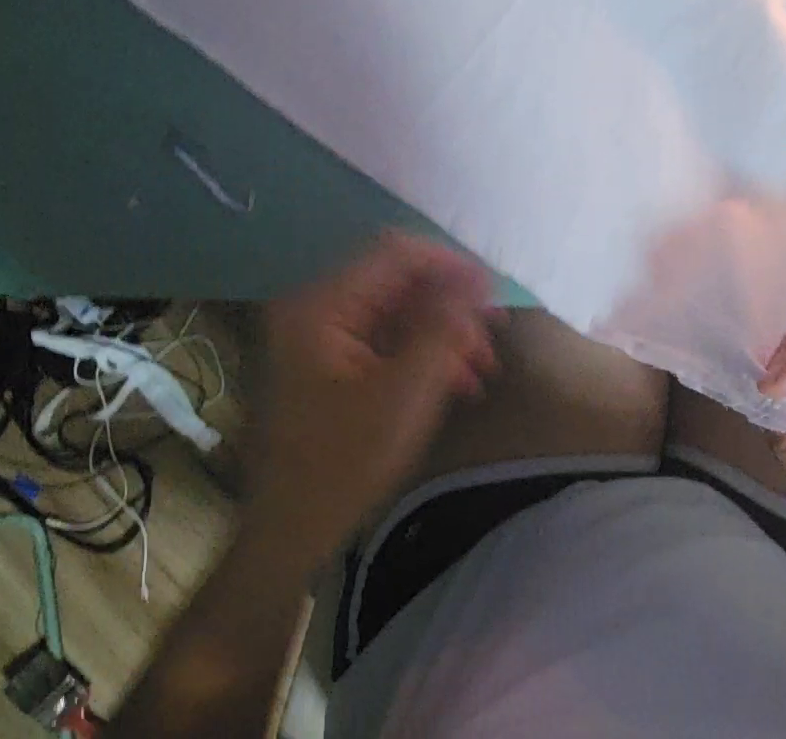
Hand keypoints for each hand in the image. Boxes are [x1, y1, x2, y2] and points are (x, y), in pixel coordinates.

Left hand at [244, 232, 496, 561]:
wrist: (291, 531)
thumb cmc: (344, 462)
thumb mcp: (404, 393)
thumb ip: (442, 328)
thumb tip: (475, 280)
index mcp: (323, 306)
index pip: (396, 255)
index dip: (450, 266)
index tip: (494, 295)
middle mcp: (318, 309)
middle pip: (400, 284)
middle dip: (452, 307)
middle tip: (494, 335)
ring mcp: (323, 337)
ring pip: (400, 313)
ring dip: (444, 334)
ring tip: (483, 366)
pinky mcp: (333, 364)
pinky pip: (389, 341)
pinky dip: (425, 355)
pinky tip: (458, 382)